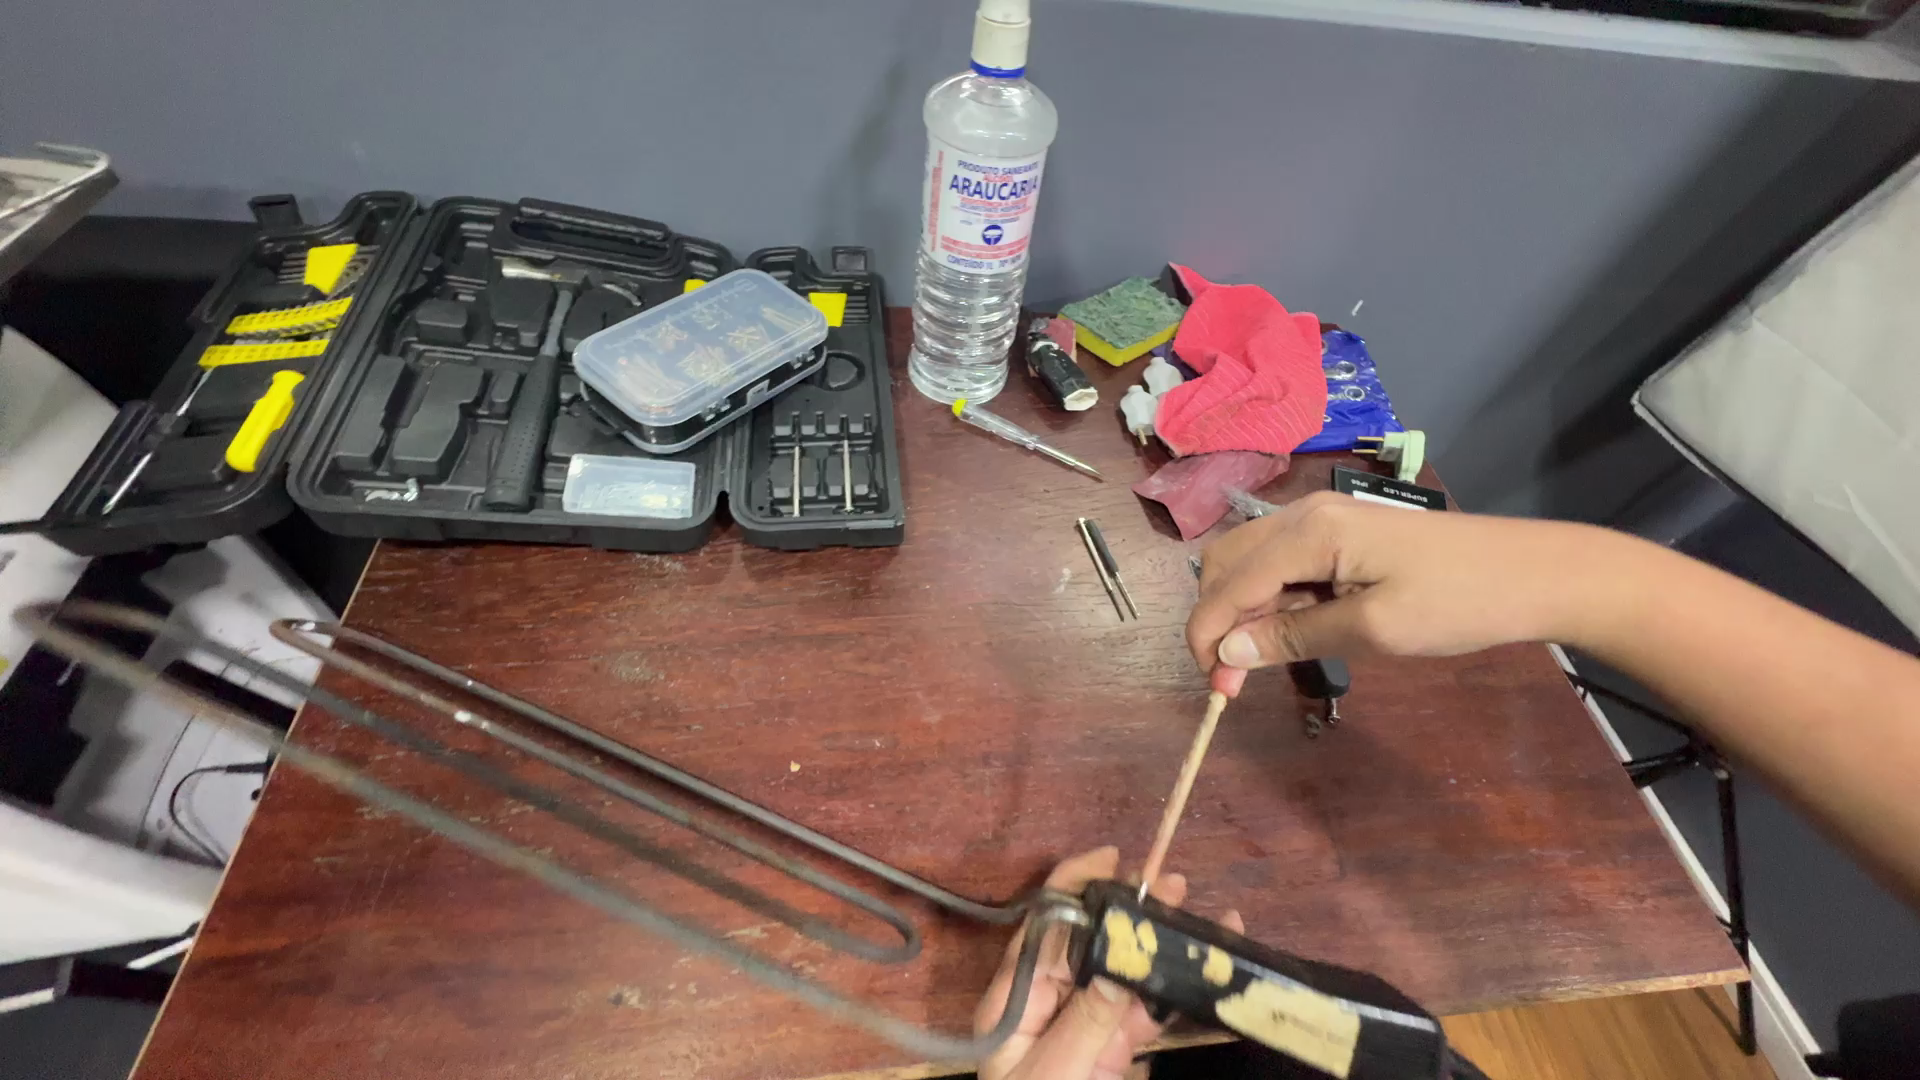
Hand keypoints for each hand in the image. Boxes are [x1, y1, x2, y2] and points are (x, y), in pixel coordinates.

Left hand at [974, 847, 1242, 1079]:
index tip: (1110, 859)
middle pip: (1091, 937)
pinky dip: (1175, 989)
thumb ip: (1086, 1024)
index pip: (1046, 923)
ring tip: (1203, 914)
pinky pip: (1145, 1010)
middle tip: (1174, 884)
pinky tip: (1203, 969)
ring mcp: (1084, 1021)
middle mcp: (1050, 996)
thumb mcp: (1053, 1075)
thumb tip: (1119, 968)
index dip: (1074, 884)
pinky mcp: (1113, 1050)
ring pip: (1124, 969)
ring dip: (1160, 942)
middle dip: (1129, 907)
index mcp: (1019, 994)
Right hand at [1188, 492, 1629, 695]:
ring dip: (1241, 607)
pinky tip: (1292, 623)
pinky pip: (1277, 559)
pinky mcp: (1335, 528)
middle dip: (1217, 616)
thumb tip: (1227, 652)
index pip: (1230, 583)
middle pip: (1224, 562)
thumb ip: (1293, 637)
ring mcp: (1318, 516)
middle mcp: (1302, 513)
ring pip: (1246, 560)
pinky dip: (1268, 595)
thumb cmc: (1461, 602)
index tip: (1215, 685)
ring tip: (1265, 652)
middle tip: (1237, 670)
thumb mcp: (1373, 629)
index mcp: (1309, 533)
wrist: (1538, 572)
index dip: (1209, 633)